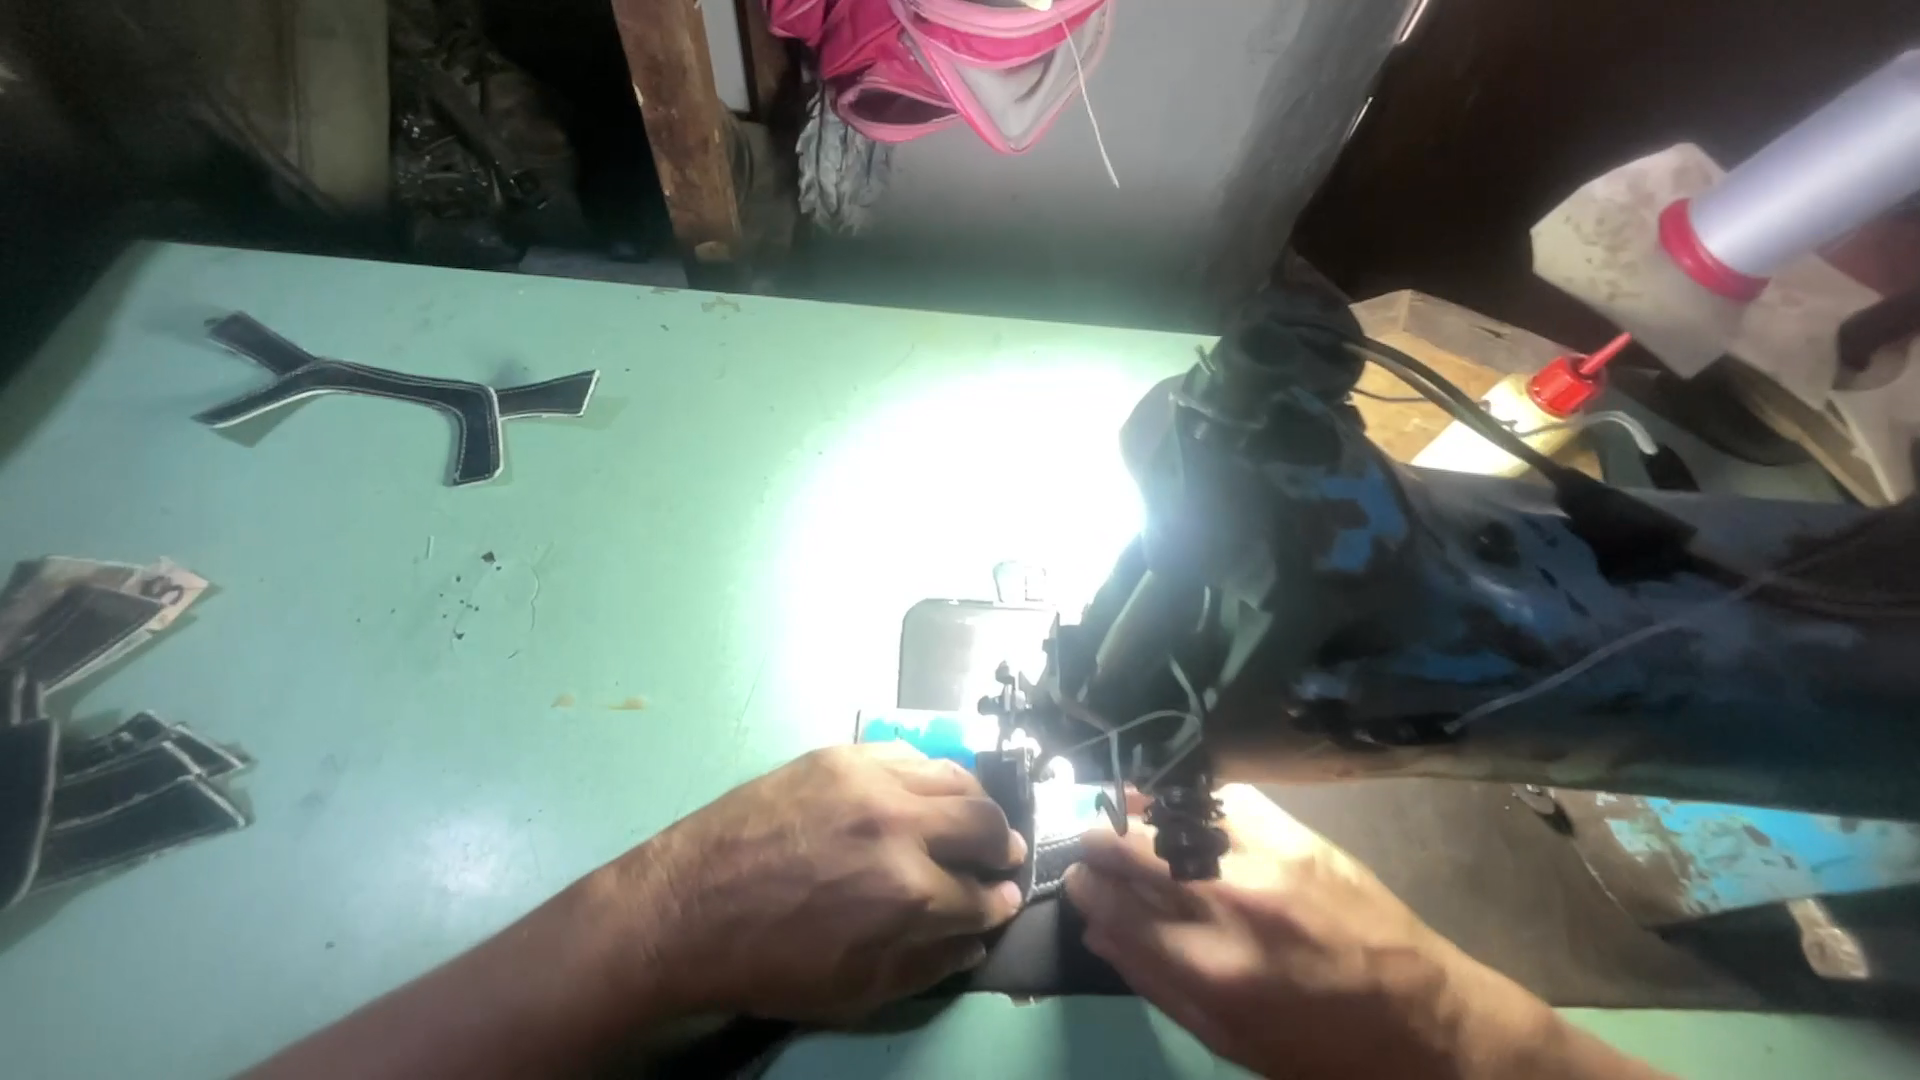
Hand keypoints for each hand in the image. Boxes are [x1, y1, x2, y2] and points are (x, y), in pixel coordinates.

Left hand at [589, 742, 1026, 1022]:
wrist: (686, 907)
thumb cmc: (769, 961)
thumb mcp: (854, 993)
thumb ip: (928, 967)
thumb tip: (976, 937)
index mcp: (908, 894)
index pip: (983, 894)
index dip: (1001, 901)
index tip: (1005, 898)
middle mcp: (901, 826)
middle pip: (986, 822)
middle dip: (1004, 847)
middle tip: (1002, 857)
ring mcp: (870, 780)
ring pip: (956, 775)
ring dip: (976, 802)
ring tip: (972, 818)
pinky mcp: (840, 755)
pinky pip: (908, 752)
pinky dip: (930, 774)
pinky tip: (923, 791)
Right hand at [1065, 785, 1597, 1079]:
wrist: (1426, 1020)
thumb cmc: (1320, 1049)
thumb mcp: (1229, 1041)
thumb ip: (1153, 981)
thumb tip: (1095, 929)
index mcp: (1209, 968)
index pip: (1113, 906)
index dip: (1083, 888)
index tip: (1077, 881)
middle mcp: (1228, 903)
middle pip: (1131, 850)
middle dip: (1098, 846)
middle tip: (1094, 850)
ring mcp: (1262, 859)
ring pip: (1169, 815)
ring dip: (1134, 814)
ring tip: (1123, 819)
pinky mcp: (1293, 833)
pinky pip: (1218, 796)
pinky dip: (1184, 797)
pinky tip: (1170, 802)